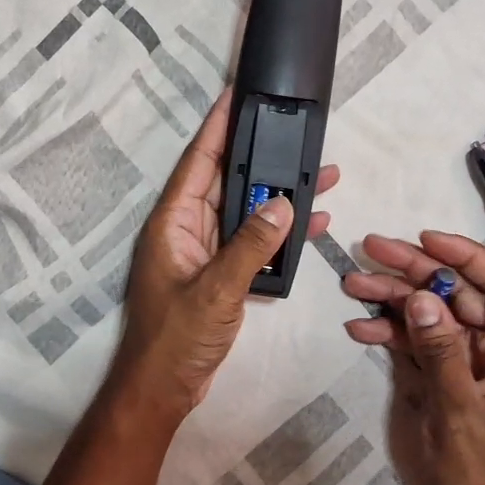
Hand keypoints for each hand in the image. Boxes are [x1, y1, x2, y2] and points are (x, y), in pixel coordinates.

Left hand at [109, 89, 338, 421]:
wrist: (163, 390)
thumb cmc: (176, 339)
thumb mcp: (216, 290)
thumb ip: (251, 247)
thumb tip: (284, 203)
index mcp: (173, 222)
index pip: (199, 161)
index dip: (219, 127)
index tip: (238, 94)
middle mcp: (187, 229)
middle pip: (227, 181)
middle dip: (263, 159)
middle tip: (298, 133)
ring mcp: (204, 252)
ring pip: (244, 211)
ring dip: (278, 197)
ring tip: (322, 176)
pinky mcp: (220, 275)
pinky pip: (252, 243)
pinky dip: (278, 233)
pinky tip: (311, 224)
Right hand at [341, 232, 484, 484]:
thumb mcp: (462, 415)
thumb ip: (442, 352)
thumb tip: (422, 297)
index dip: (468, 257)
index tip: (425, 239)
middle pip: (460, 295)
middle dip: (416, 271)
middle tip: (369, 250)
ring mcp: (472, 366)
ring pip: (434, 315)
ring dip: (395, 299)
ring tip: (352, 284)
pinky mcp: (447, 381)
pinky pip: (420, 344)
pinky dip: (392, 334)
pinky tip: (360, 329)